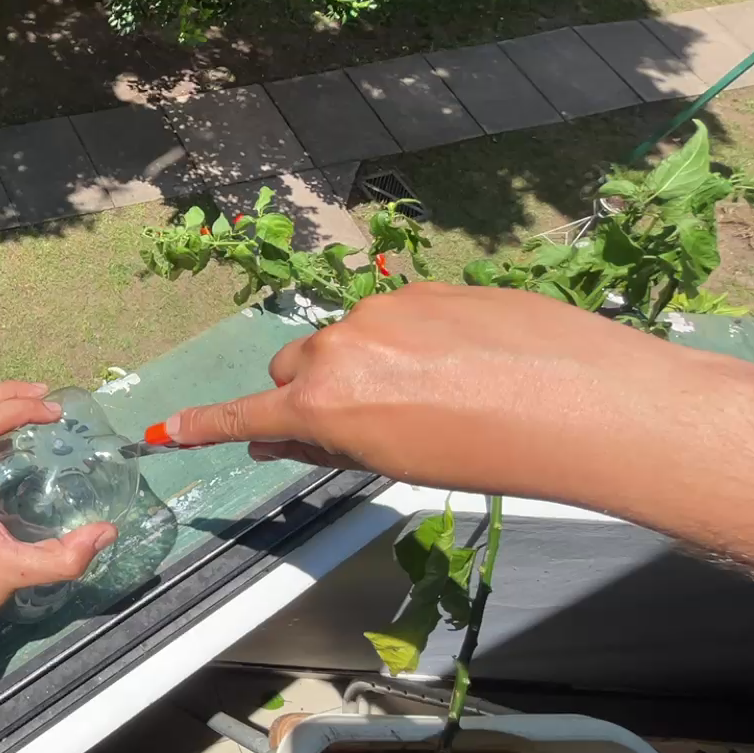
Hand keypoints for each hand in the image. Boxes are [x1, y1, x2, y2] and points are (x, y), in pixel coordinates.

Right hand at [149, 282, 718, 501]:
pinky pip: (388, 315)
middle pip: (290, 367)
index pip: (244, 416)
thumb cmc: (487, 455)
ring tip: (432, 383)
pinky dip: (403, 336)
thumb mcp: (392, 464)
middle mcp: (334, 349)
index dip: (198, 426)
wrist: (594, 403)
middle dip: (308, 389)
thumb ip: (320, 446)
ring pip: (341, 339)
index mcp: (323, 403)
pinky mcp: (417, 288)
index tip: (160, 431)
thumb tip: (273, 441)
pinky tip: (459, 354)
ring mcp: (375, 311)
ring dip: (360, 361)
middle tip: (364, 415)